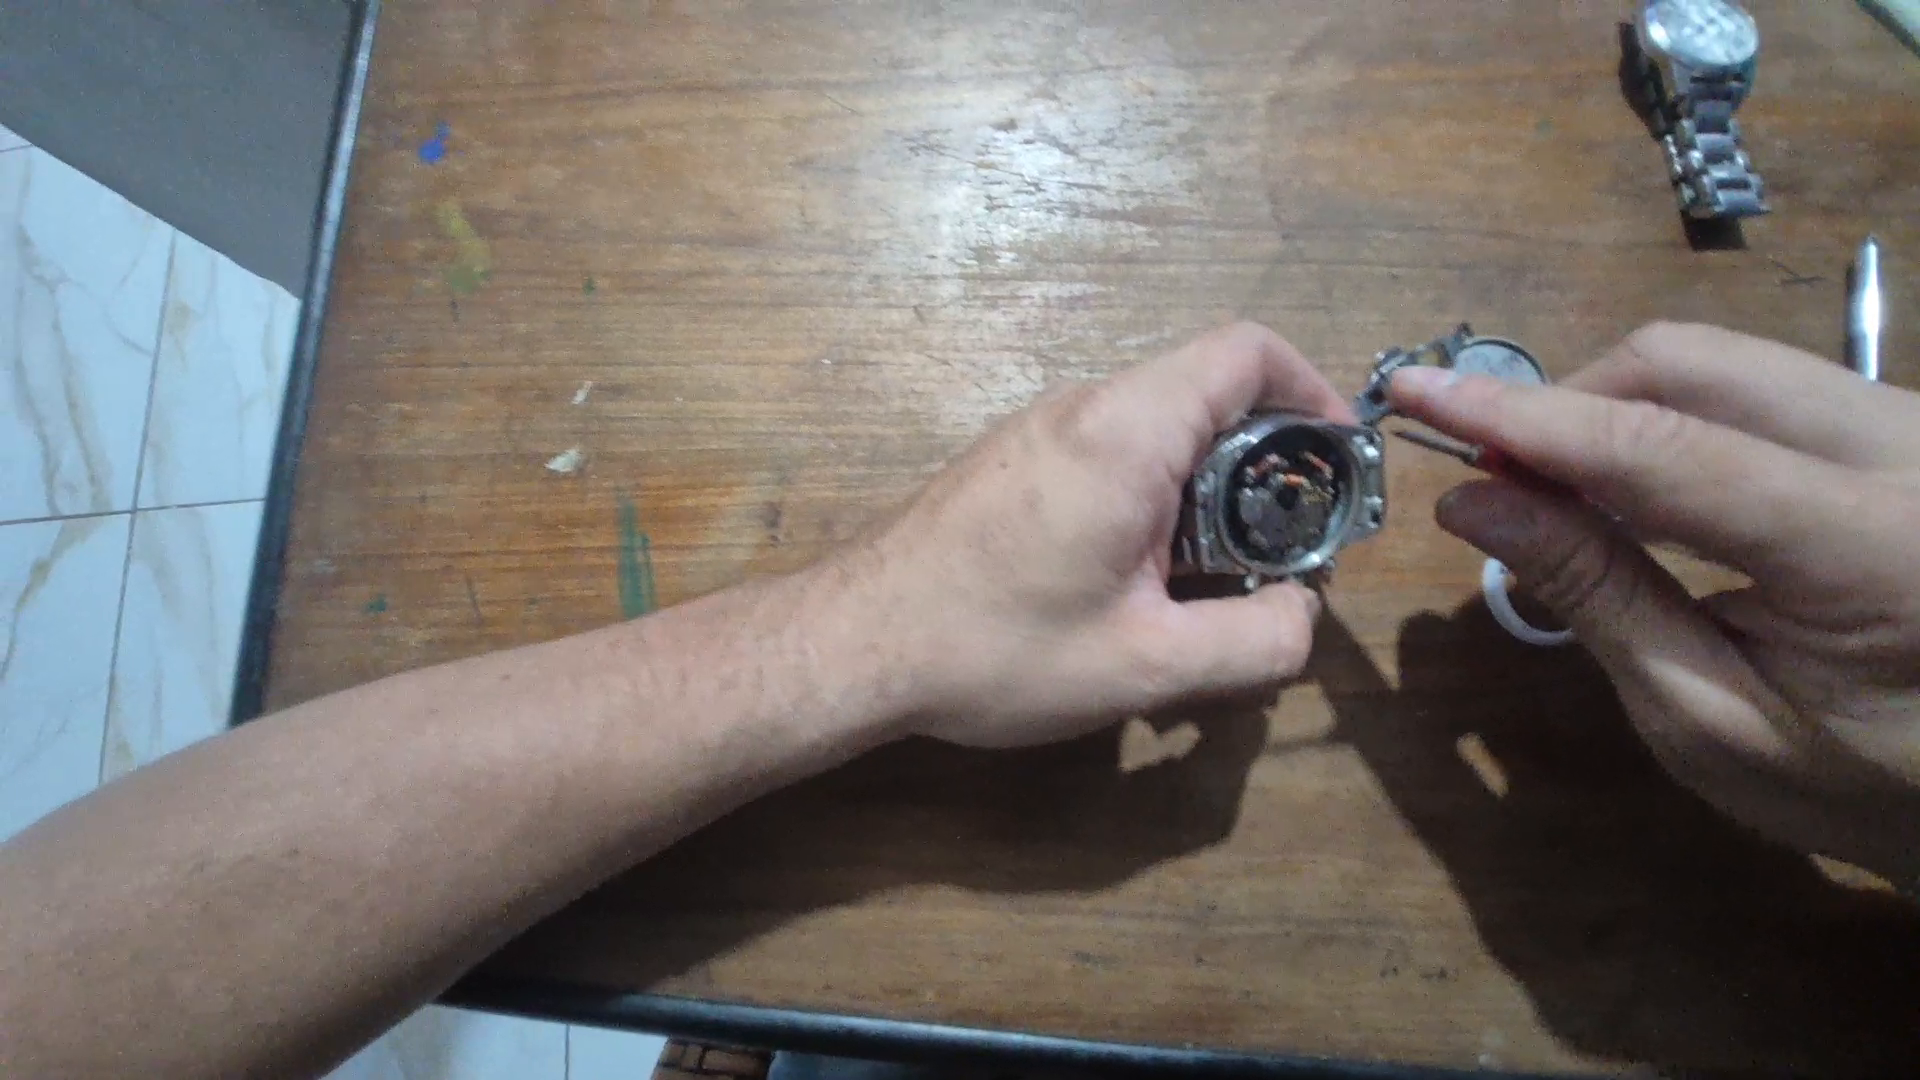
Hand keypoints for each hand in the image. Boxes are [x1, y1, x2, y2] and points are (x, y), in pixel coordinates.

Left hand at [860, 322, 1350, 748]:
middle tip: (1272, 557)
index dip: (1310, 391)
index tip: (1334, 465)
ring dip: (1198, 498)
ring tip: (1197, 587)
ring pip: (1152, 435)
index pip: (1245, 351)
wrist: (853, 643)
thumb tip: (1300, 611)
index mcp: (1124, 431)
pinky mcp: (1006, 465)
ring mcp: (1033, 433)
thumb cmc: (993, 649)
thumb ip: (1255, 640)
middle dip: (1260, 469)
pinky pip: (1102, 460)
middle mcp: (1078, 409)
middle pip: (1202, 397)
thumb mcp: (1146, 665)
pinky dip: (1143, 504)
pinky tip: (1124, 583)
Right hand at [1389, 322, 1919, 886]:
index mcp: (1881, 552)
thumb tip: (1469, 502)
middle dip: (1560, 403)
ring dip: (1599, 412)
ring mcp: (1919, 433)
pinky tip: (1622, 491)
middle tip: (1495, 476)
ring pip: (1715, 364)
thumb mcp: (1701, 714)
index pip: (1660, 450)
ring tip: (1549, 492)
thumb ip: (1590, 592)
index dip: (1521, 415)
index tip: (1411, 390)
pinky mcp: (1901, 433)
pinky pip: (1746, 390)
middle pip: (1688, 364)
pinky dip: (1650, 423)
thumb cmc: (1867, 783)